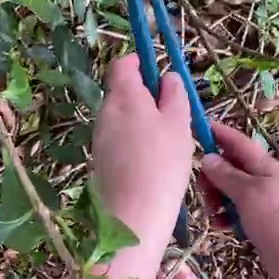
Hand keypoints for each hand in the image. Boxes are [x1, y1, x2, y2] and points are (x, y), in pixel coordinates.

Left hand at [89, 53, 194, 250]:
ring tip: (168, 143)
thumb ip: (174, 95)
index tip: (161, 77)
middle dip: (146, 97)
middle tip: (174, 115)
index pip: (123, 64)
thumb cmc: (163, 163)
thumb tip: (168, 77)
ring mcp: (100, 137)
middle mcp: (105, 112)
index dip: (141, 64)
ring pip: (122, 117)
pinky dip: (135, 142)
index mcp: (123, 96)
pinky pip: (119, 139)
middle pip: (123, 92)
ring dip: (143, 122)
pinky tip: (153, 162)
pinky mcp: (101, 159)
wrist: (134, 215)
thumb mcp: (179, 123)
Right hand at [198, 122, 278, 278]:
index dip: (219, 133)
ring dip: (217, 198)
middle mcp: (262, 179)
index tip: (198, 128)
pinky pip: (234, 210)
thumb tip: (208, 157)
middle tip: (205, 191)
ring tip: (214, 213)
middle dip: (213, 176)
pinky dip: (225, 215)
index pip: (237, 142)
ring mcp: (260, 200)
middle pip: (229, 167)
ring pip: (229, 190)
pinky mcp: (257, 219)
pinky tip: (223, 225)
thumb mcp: (247, 192)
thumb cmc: (275, 219)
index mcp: (263, 166)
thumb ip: (225, 174)